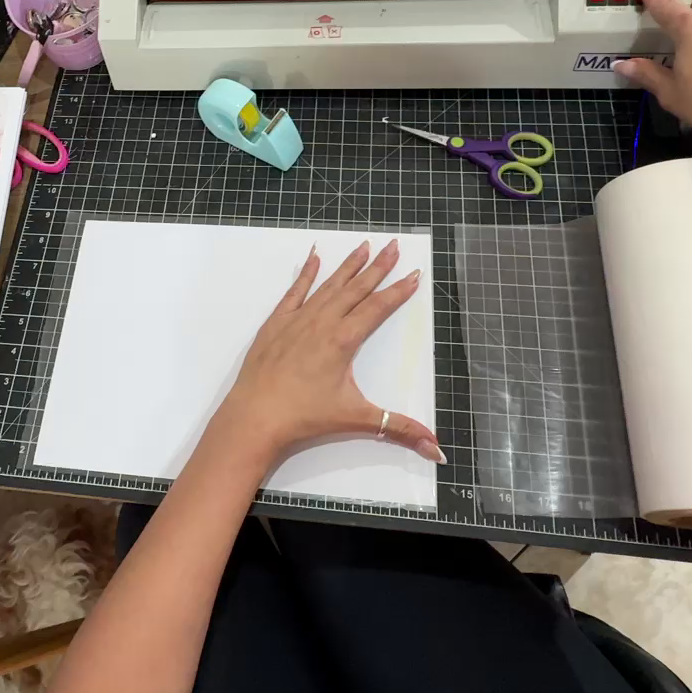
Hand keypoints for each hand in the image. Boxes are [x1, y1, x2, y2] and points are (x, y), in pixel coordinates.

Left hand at [207, 240, 445, 465]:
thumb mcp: (356, 419)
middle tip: (394, 245)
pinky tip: (314, 257)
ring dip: (347, 266)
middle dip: (378, 267)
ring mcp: (297, 319)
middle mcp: (321, 322)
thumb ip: (399, 429)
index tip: (414, 273)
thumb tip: (437, 447)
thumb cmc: (304, 417)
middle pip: (355, 288)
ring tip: (364, 246)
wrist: (255, 416)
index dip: (398, 291)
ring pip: (328, 285)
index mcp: (343, 340)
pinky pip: (294, 291)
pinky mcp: (275, 323)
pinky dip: (306, 274)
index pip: (377, 308)